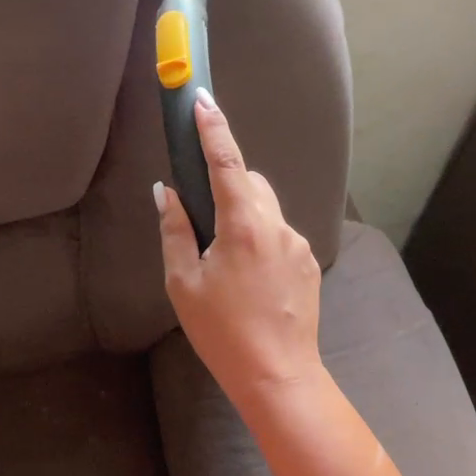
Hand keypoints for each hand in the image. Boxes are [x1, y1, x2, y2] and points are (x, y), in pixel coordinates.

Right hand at [156, 88, 324, 406]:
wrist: (279, 376)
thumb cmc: (221, 332)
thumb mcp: (183, 282)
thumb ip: (175, 230)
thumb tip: (167, 192)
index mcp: (243, 225)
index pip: (226, 162)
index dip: (212, 128)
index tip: (201, 99)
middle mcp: (277, 225)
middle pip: (250, 182)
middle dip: (226, 180)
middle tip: (201, 211)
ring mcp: (298, 244)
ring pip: (265, 208)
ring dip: (242, 213)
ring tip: (223, 257)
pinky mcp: (308, 263)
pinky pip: (277, 234)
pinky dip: (258, 237)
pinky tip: (246, 277)